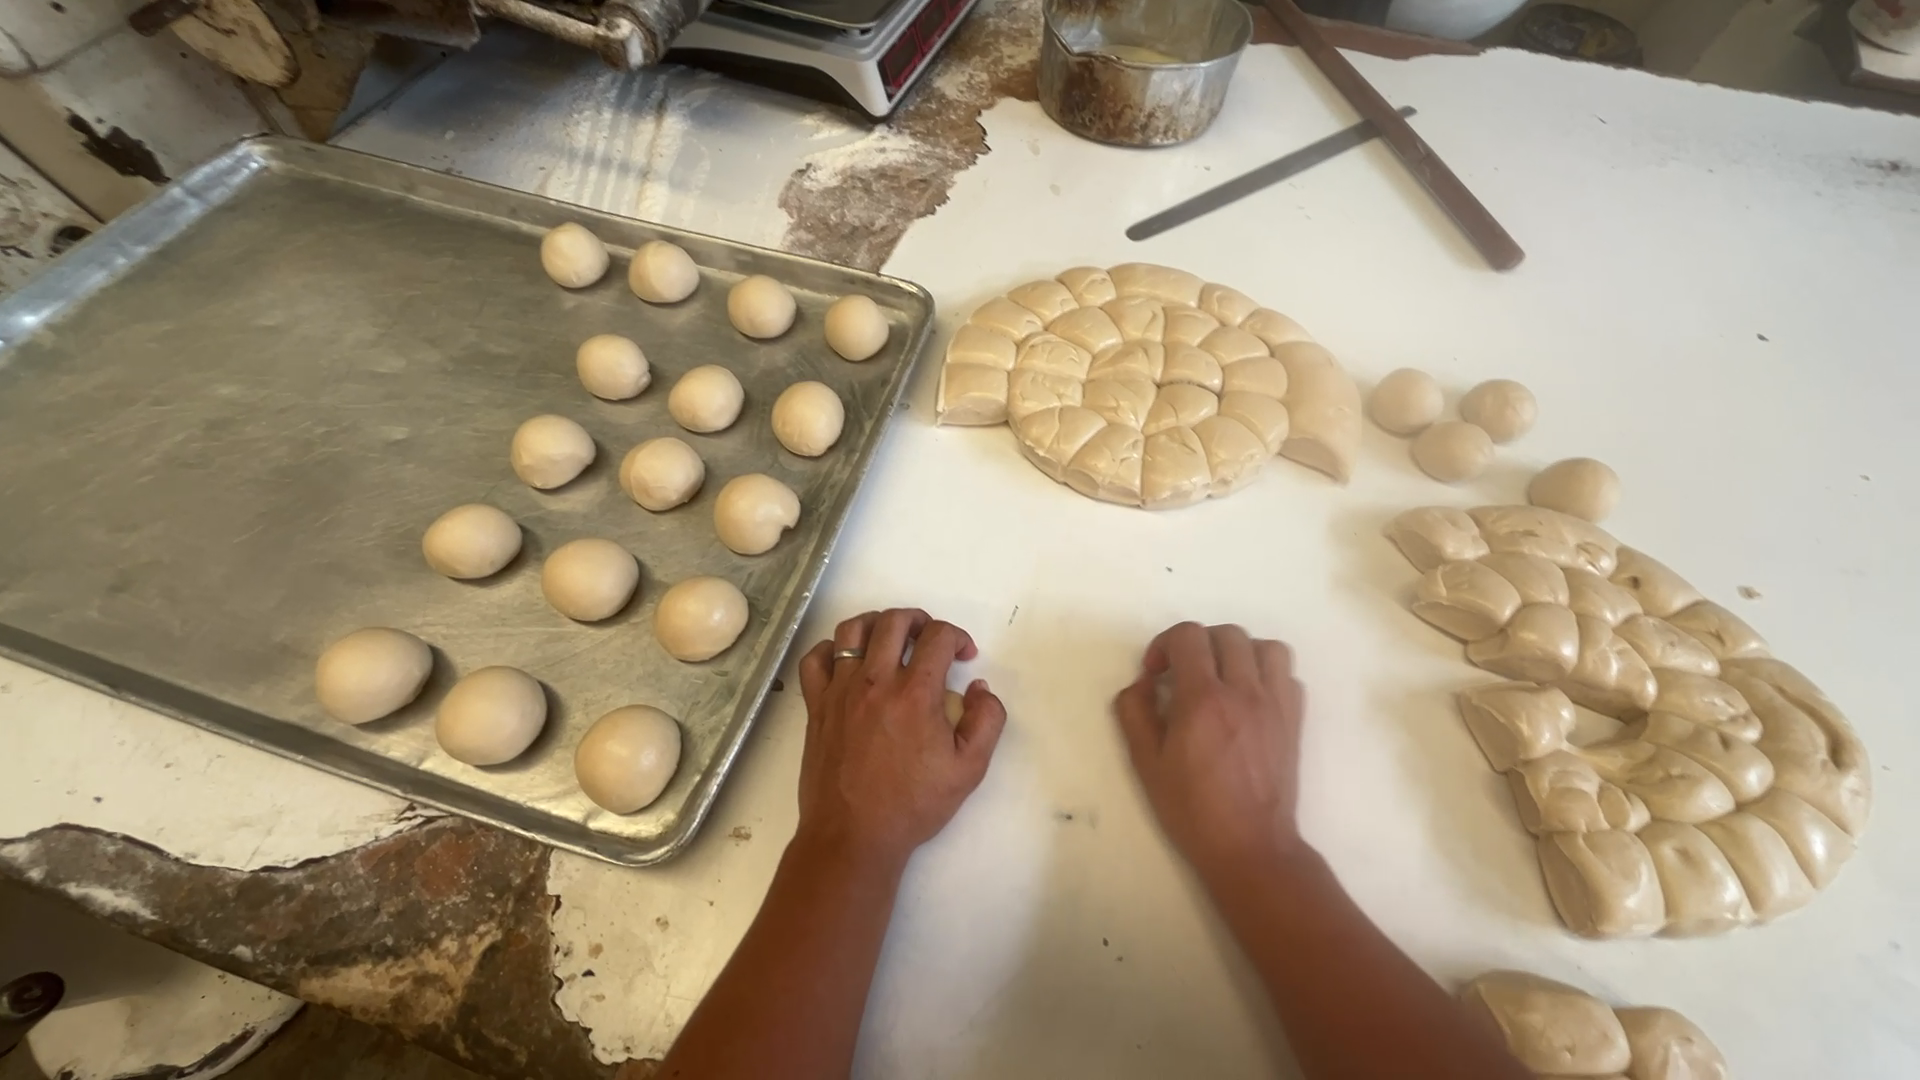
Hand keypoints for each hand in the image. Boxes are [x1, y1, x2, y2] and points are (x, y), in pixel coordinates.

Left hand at [795, 609, 1007, 869]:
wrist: (853, 836)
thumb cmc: (913, 805)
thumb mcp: (969, 769)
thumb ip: (986, 720)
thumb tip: (979, 687)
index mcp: (915, 694)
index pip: (938, 637)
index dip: (958, 637)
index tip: (964, 656)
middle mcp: (875, 681)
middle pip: (894, 621)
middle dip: (920, 620)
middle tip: (930, 639)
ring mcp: (840, 691)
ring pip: (852, 629)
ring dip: (877, 623)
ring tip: (891, 639)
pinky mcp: (816, 706)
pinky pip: (816, 659)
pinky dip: (832, 648)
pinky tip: (848, 660)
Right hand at [1114, 622, 1305, 878]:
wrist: (1251, 846)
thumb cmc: (1192, 808)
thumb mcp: (1145, 762)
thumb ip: (1134, 711)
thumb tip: (1143, 682)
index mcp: (1202, 700)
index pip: (1188, 636)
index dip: (1165, 644)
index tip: (1155, 673)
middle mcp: (1243, 692)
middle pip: (1226, 633)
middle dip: (1198, 644)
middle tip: (1183, 674)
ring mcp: (1275, 704)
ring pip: (1265, 646)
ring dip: (1238, 652)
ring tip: (1221, 677)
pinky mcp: (1295, 720)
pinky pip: (1287, 674)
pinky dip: (1266, 674)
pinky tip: (1248, 698)